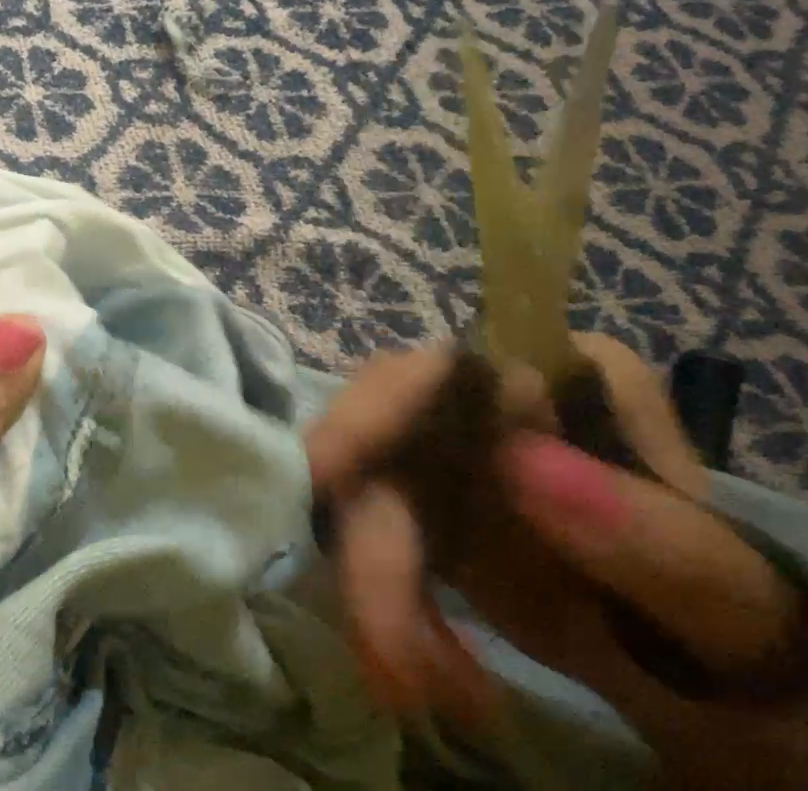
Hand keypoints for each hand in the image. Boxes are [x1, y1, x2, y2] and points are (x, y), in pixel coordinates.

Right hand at [309, 335, 807, 787]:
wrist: (734, 714)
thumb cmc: (758, 657)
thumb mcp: (743, 617)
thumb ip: (658, 544)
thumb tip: (514, 461)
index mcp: (573, 392)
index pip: (446, 370)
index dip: (374, 412)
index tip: (326, 476)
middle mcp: (488, 417)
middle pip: (378, 447)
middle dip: (373, 549)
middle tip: (395, 661)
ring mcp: (445, 471)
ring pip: (358, 507)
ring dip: (375, 599)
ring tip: (426, 691)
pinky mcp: (419, 527)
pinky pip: (367, 555)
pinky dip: (384, 619)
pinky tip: (431, 677)